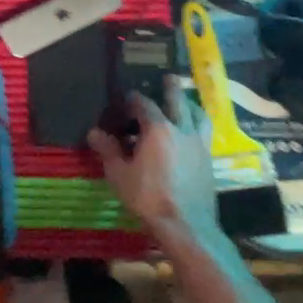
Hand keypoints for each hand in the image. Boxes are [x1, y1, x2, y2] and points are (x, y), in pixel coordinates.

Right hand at [87, 92, 220, 250]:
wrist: (186, 224)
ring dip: (190, 105)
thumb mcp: (119, 174)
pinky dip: (198, 124)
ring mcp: (199, 143)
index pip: (144, 104)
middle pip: (177, 101)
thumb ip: (108, 150)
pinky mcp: (209, 158)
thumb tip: (94, 132)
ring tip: (186, 103)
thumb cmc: (147, 197)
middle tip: (168, 78)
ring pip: (198, 115)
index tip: (126, 98)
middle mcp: (181, 129)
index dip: (133, 98)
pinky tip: (193, 132)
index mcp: (157, 129)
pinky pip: (205, 132)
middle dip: (170, 89)